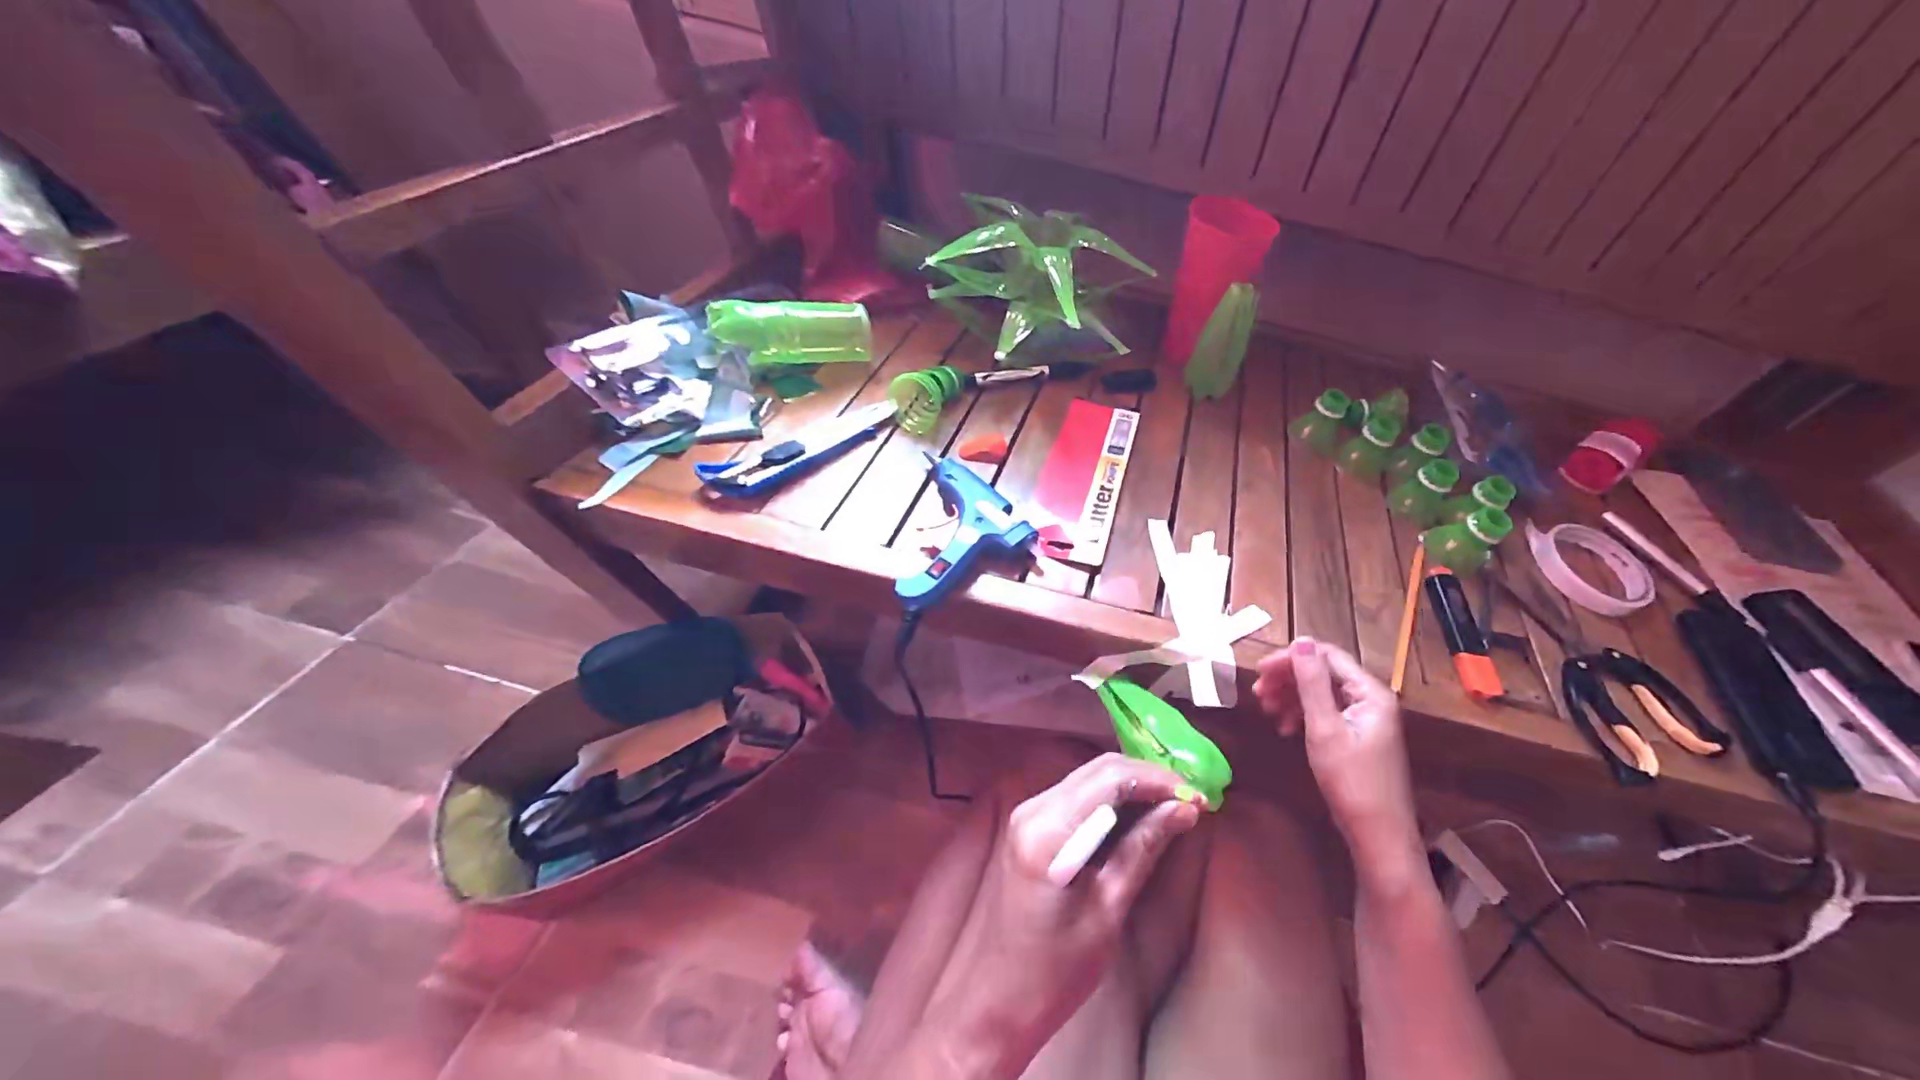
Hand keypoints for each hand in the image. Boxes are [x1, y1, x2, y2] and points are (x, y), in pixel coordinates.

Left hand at [917, 754, 1201, 1076]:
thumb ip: (1142, 849)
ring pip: (1086, 780)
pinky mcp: (1026, 827)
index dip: (1158, 780)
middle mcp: (1031, 809)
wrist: (994, 1000)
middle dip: (1147, 779)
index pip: (1110, 778)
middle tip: (1192, 801)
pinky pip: (1075, 798)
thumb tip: (1183, 809)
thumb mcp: (1107, 910)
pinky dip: (1109, 802)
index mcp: (1046, 828)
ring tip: (1174, 808)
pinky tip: (1138, 819)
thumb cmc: (1054, 970)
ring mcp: (1025, 815)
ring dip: (1130, 788)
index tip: (1200, 796)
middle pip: (1097, 771)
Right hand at [1254, 638, 1423, 893]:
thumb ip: (1312, 683)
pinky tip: (1284, 728)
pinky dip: (1301, 715)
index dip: (1291, 658)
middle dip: (1287, 679)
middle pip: (1322, 673)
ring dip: (1290, 697)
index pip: (1326, 655)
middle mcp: (1370, 699)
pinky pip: (1324, 712)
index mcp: (1370, 693)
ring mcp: (1364, 718)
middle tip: (1257, 693)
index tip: (1258, 671)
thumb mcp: (1324, 729)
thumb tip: (1301, 642)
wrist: (1377, 834)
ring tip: (1266, 710)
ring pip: (1320, 692)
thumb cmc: (1351, 781)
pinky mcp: (1356, 735)